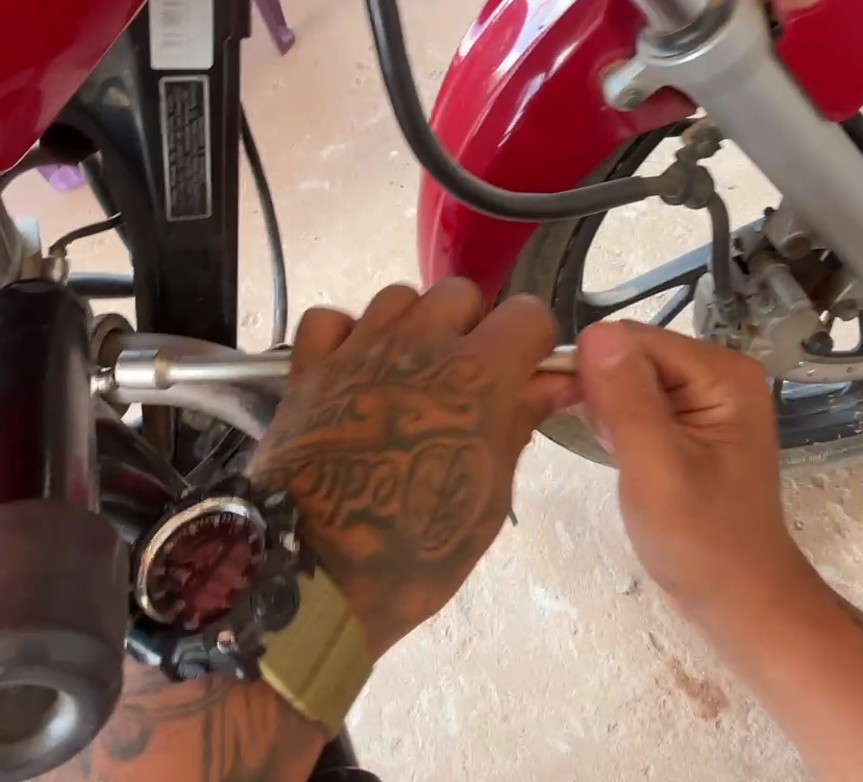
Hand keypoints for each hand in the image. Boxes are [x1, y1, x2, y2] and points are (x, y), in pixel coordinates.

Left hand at [249, 281, 570, 656]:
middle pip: (460, 292)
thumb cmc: (417, 548)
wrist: (312, 570)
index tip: (525, 371)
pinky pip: (330, 319)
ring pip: (397, 297)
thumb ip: (519, 422)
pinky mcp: (308, 365)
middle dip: (473, 325)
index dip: (532, 341)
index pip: (527, 313)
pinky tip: (352, 368)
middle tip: (465, 378)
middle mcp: (418, 343)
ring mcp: (357, 348)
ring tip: (409, 373)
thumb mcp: (489, 495)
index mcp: (476, 374)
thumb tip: (554, 382)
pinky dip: (344, 335)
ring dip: (413, 325)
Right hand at [574, 321, 814, 618]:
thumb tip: (594, 333)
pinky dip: (611, 420)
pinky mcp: (681, 415)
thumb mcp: (658, 469)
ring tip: (620, 454)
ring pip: (619, 372)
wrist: (738, 600)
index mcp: (721, 372)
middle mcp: (713, 370)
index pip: (630, 338)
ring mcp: (699, 393)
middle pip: (625, 351)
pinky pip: (626, 394)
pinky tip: (621, 453)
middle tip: (612, 446)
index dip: (595, 369)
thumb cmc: (702, 541)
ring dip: (603, 408)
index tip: (581, 416)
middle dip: (601, 391)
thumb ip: (626, 399)